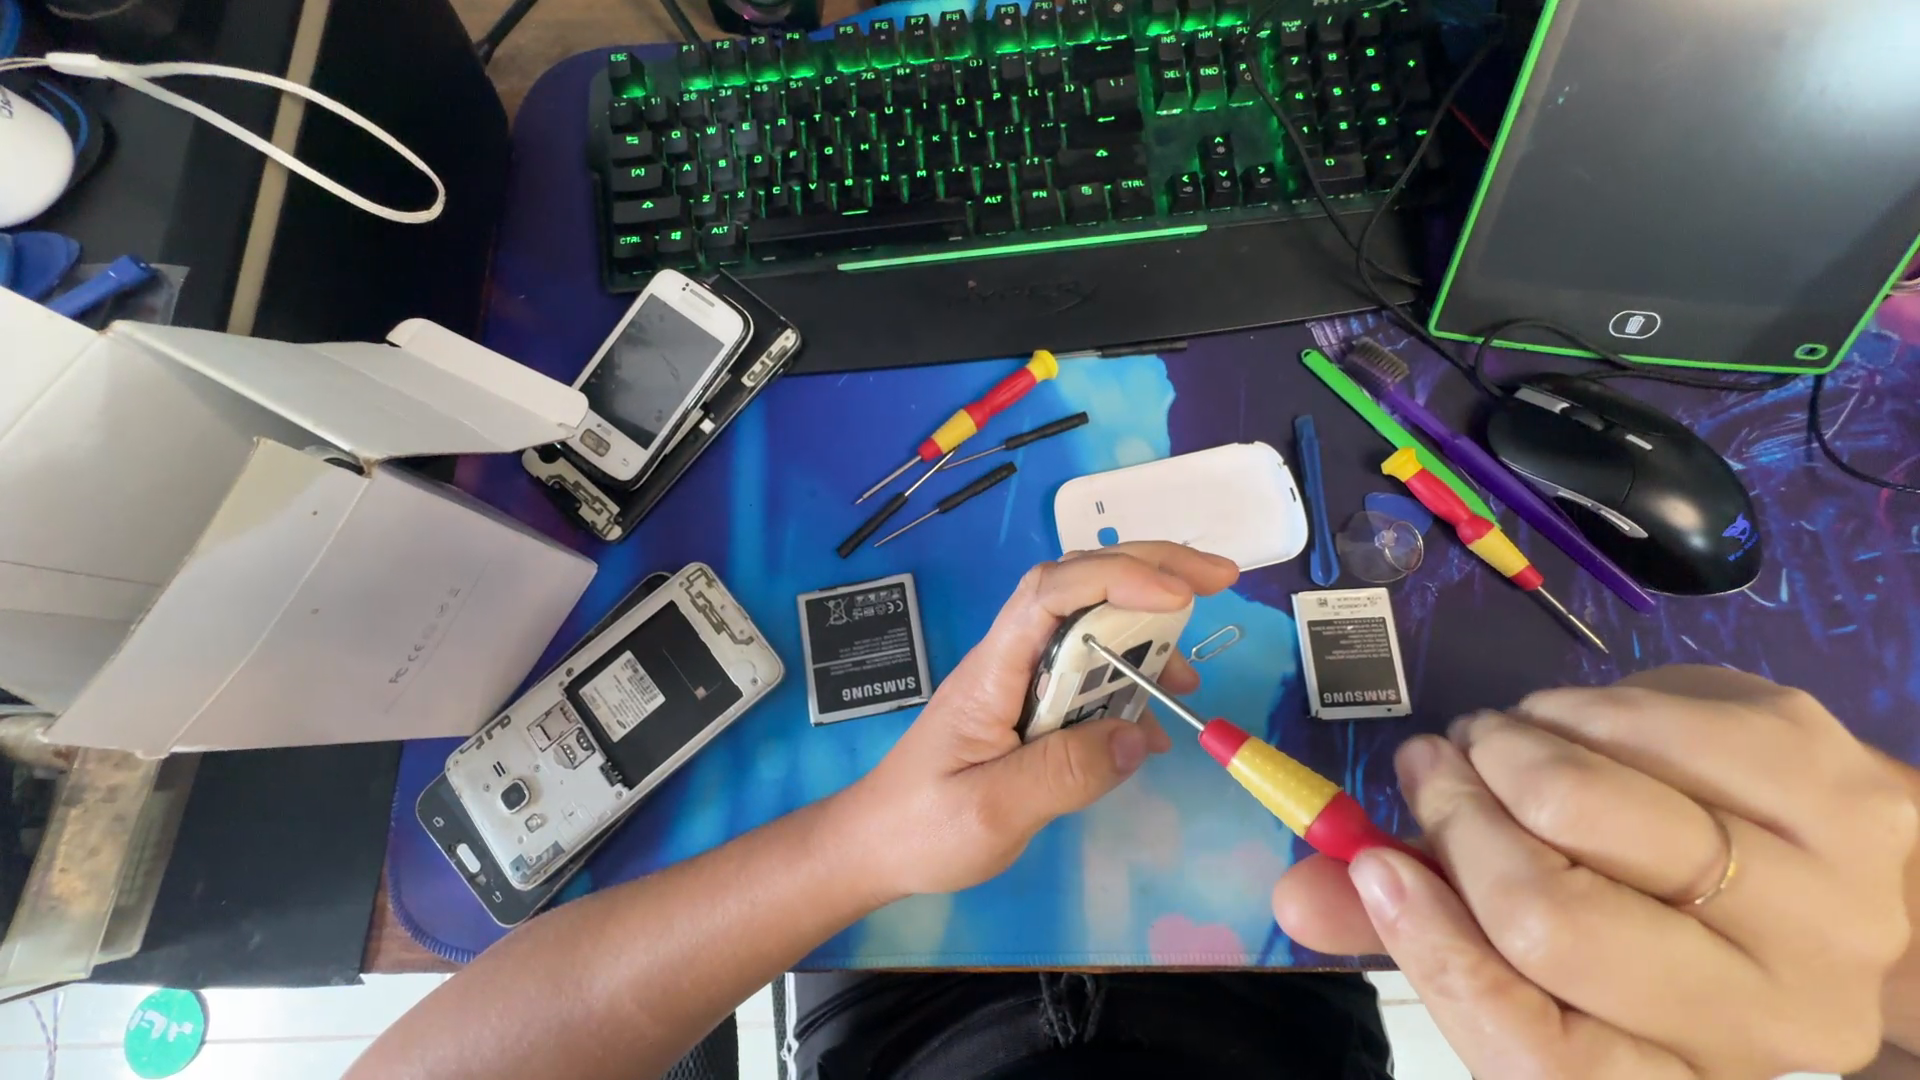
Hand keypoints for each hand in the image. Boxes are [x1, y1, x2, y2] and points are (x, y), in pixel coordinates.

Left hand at [836, 542, 1238, 899]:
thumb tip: (1137, 735)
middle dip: (1149, 569)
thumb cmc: (923, 826)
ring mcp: (1022, 679)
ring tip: (1190, 677)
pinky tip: (1153, 724)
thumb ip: (1062, 775)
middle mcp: (1011, 657)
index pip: (1051, 592)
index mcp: (994, 667)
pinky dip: (1130, 687)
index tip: (1178, 594)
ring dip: (1145, 634)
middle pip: (1077, 586)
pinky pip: (1089, 677)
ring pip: (1090, 627)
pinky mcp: (1032, 706)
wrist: (880, 844)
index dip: (1115, 577)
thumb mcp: (991, 811)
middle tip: (1217, 578)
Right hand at [1272, 666, 1915, 1078]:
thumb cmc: (1632, 898)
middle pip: (1546, 916)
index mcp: (1677, 1066)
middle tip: (1426, 768)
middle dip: (1451, 813)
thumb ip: (1397, 914)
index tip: (1373, 867)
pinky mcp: (1838, 787)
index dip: (1439, 959)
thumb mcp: (1513, 922)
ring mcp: (1825, 904)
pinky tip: (1569, 724)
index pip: (1546, 1061)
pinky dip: (1561, 707)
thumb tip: (1289, 895)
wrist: (1804, 852)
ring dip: (1498, 747)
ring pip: (1578, 802)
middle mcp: (1774, 1018)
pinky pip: (1632, 722)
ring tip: (1494, 744)